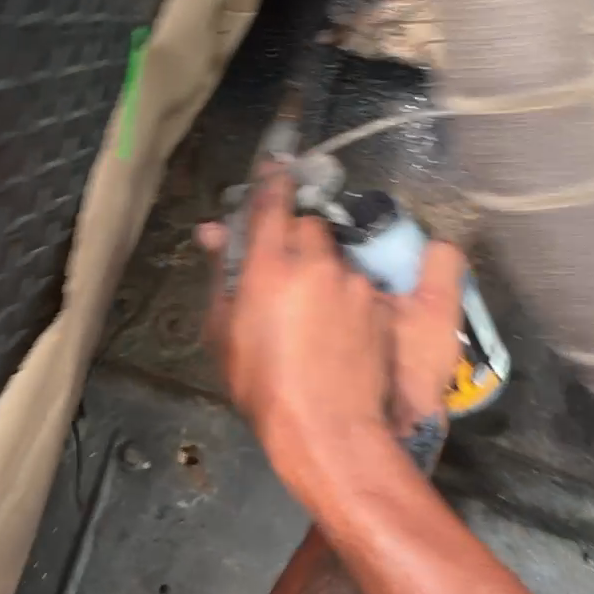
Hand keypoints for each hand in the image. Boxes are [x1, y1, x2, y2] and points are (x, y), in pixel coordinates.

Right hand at [196, 164, 467, 502]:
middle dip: (298, 236)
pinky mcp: (380, 305)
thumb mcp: (222, 332)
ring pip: (337, 255)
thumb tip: (213, 233)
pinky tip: (337, 327)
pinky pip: (359, 283)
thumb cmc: (261, 386)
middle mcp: (314, 263)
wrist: (326, 428)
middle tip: (286, 270)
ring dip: (323, 268)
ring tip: (313, 309)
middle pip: (309, 224)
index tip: (275, 164)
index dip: (271, 181)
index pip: (271, 203)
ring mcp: (353, 282)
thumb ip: (222, 275)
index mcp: (269, 267)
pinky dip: (346, 293)